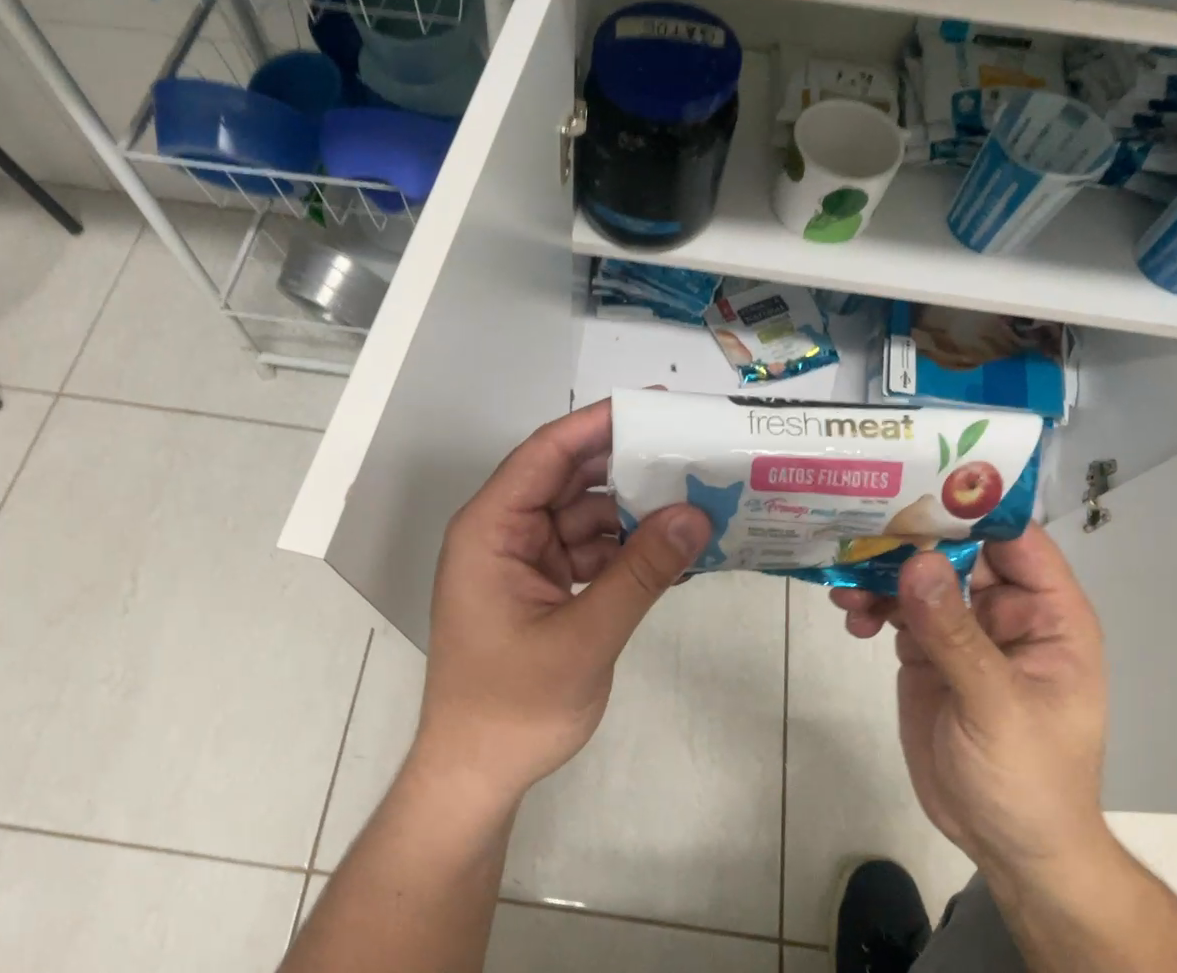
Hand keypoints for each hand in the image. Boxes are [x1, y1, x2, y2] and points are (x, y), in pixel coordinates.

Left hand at [413, 399, 710, 805]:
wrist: (478, 773)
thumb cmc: (514, 705)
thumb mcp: (584, 636)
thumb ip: (641, 573)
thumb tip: (696, 513)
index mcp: (491, 529)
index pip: (546, 453)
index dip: (599, 423)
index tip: (658, 404)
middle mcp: (504, 533)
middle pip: (570, 480)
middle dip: (629, 466)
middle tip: (694, 451)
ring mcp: (523, 562)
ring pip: (585, 516)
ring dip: (635, 513)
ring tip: (699, 503)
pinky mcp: (542, 588)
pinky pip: (590, 552)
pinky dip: (628, 552)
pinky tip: (675, 554)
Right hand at [833, 529, 1109, 877]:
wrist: (1005, 843)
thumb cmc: (1028, 777)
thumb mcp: (996, 705)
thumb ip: (955, 634)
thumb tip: (916, 561)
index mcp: (1047, 614)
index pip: (1014, 540)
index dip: (972, 506)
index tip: (914, 482)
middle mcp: (1004, 612)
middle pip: (955, 551)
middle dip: (908, 538)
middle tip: (855, 525)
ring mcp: (962, 632)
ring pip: (918, 579)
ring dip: (879, 574)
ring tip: (844, 585)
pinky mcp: (926, 653)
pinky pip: (894, 611)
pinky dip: (869, 606)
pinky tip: (851, 617)